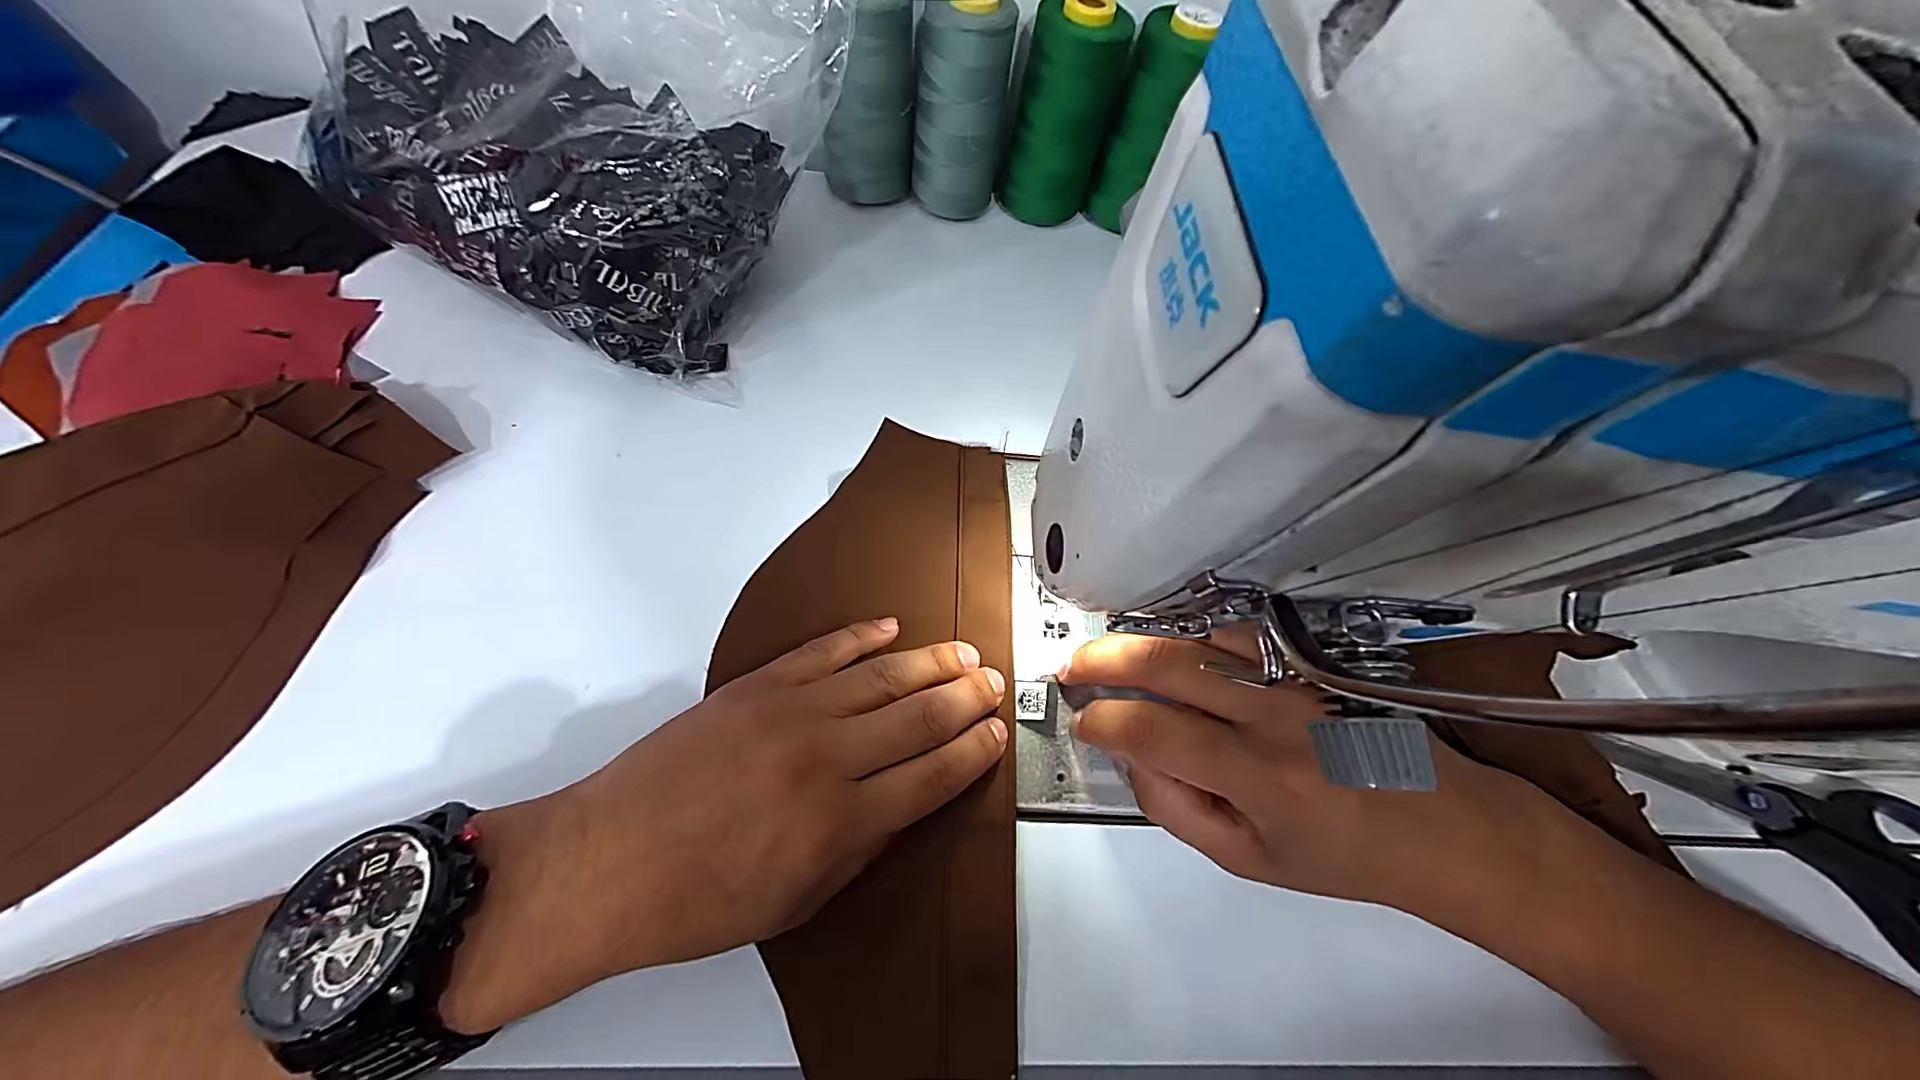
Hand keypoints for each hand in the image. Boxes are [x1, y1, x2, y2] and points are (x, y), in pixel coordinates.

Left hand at [442, 618, 1006, 1030]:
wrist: (606, 862)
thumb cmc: (696, 897)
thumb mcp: (796, 900)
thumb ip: (861, 848)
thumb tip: (902, 806)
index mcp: (840, 821)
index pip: (933, 775)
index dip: (973, 751)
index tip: (995, 733)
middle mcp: (825, 759)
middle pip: (920, 716)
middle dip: (966, 697)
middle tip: (991, 683)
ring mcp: (789, 713)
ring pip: (883, 675)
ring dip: (931, 661)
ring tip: (962, 653)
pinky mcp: (755, 687)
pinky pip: (823, 651)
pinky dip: (860, 636)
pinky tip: (889, 628)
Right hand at [1059, 632, 1582, 926]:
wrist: (1445, 827)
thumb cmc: (1348, 855)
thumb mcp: (1248, 860)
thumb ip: (1176, 808)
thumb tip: (1132, 759)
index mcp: (1259, 778)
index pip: (1153, 733)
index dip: (1103, 722)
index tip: (1085, 722)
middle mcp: (1275, 718)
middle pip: (1167, 665)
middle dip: (1103, 660)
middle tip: (1072, 667)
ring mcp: (1293, 681)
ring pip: (1196, 640)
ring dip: (1140, 644)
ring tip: (1107, 656)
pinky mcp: (1307, 664)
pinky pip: (1232, 637)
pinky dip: (1188, 640)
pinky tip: (1170, 653)